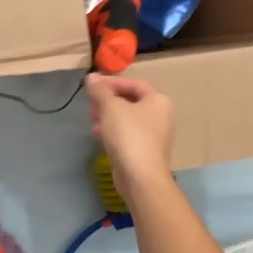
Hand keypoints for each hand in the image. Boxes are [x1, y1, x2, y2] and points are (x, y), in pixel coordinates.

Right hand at [86, 73, 173, 201]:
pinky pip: (128, 134)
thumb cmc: (128, 135)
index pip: (134, 83)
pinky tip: (98, 135)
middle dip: (109, 100)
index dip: (112, 82)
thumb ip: (100, 90)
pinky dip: (113, 131)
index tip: (92, 85)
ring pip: (128, 118)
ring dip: (108, 116)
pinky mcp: (145, 151)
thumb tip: (92, 77)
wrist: (140, 176)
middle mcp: (161, 116)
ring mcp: (154, 135)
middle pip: (131, 100)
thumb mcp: (110, 107)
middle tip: (91, 103)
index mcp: (158, 101)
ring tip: (92, 119)